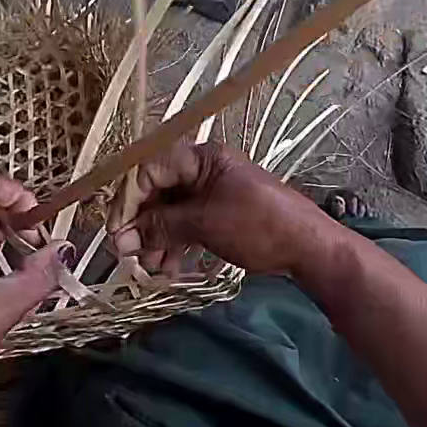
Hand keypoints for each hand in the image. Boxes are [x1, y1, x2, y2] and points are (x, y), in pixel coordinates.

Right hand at [109, 140, 347, 278]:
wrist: (307, 246)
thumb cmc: (258, 225)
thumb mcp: (205, 223)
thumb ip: (160, 227)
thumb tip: (119, 239)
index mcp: (202, 157)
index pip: (149, 169)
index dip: (130, 200)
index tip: (118, 233)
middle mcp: (204, 169)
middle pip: (158, 191)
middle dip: (143, 224)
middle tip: (131, 256)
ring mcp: (212, 192)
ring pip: (171, 211)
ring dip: (157, 239)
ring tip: (154, 268)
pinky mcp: (219, 213)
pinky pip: (187, 224)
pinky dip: (175, 243)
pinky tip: (169, 267)